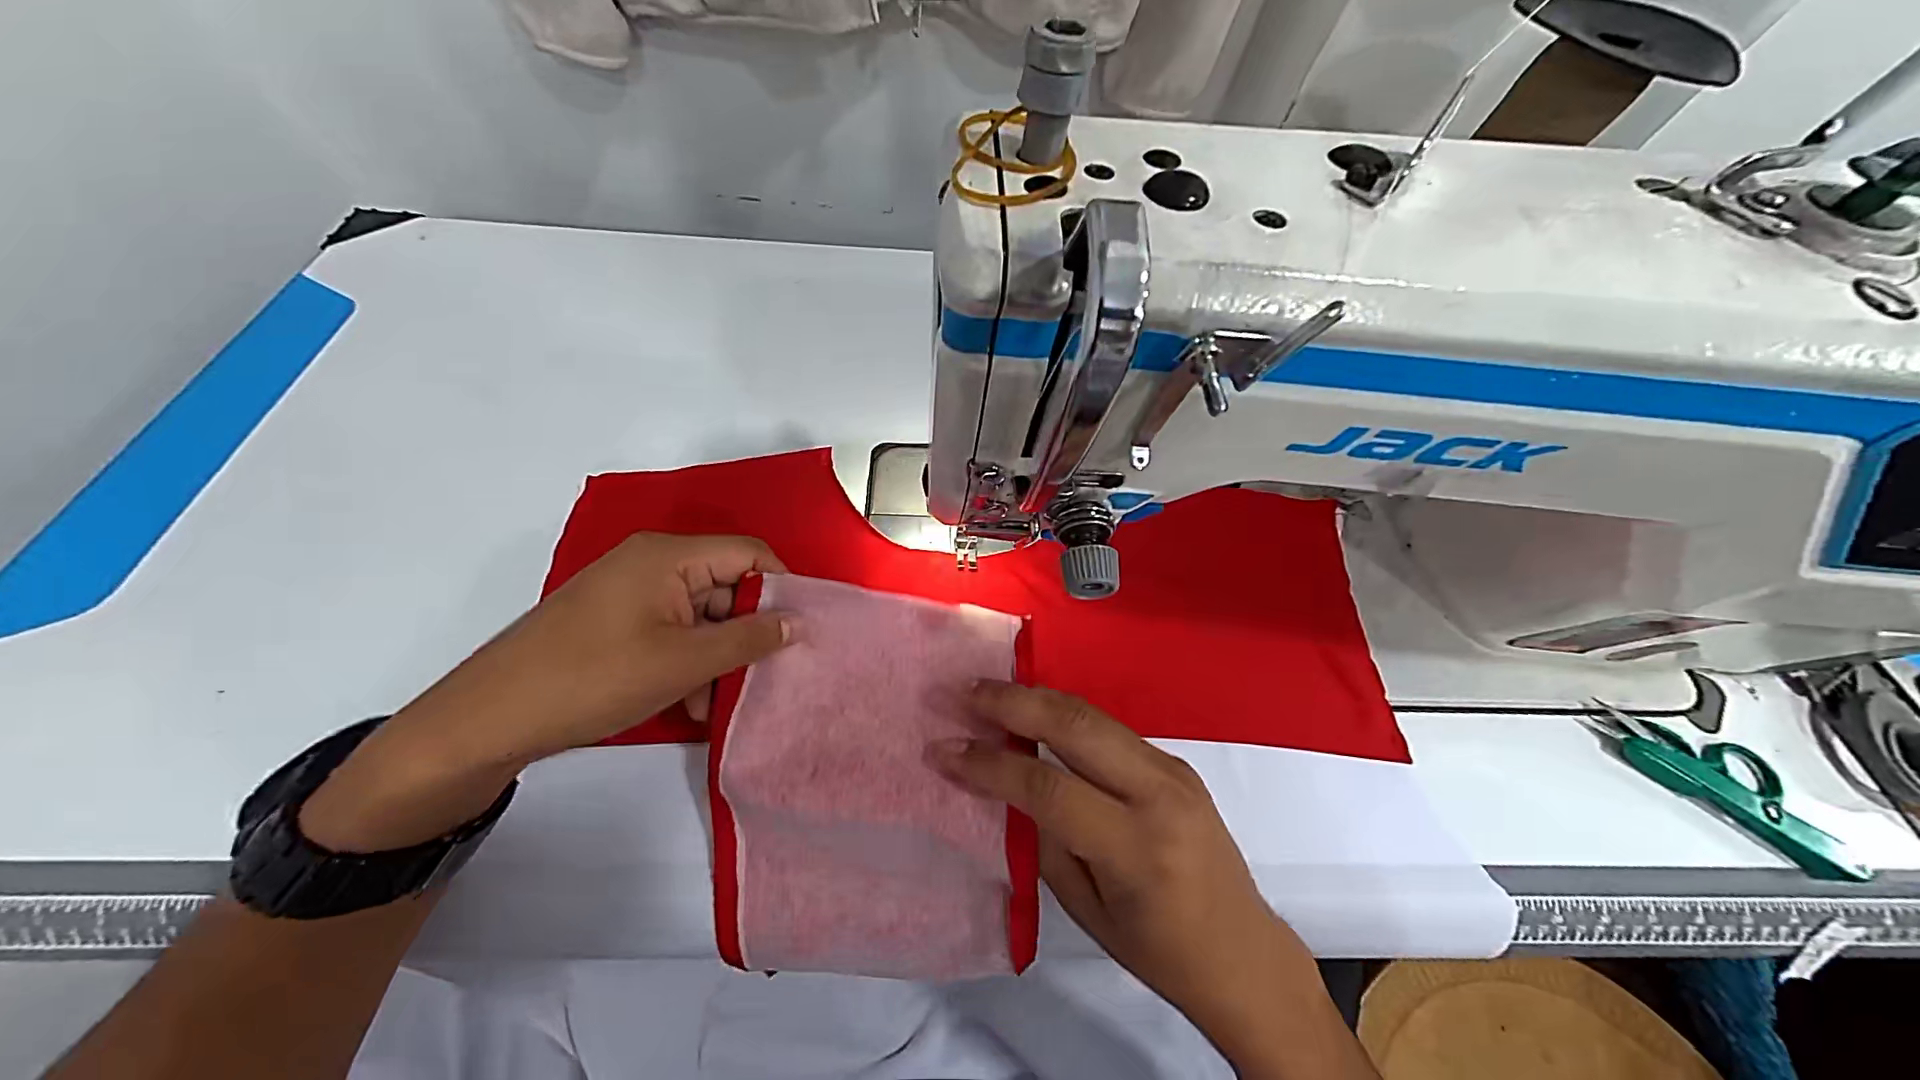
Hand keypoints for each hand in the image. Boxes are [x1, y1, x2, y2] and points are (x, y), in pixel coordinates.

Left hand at [301, 533, 790, 852]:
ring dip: (715, 654)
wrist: (490, 718)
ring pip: (700, 613)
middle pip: (726, 584)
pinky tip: (687, 702)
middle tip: (757, 676)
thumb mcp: (684, 662)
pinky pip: (671, 629)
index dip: (780, 588)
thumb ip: (748, 638)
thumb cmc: (595, 679)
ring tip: (714, 702)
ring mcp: (630, 590)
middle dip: (744, 631)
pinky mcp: (615, 618)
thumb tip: (797, 622)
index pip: (749, 553)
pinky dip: (686, 660)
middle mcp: (651, 561)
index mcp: (668, 555)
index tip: (797, 631)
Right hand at [930, 682, 1377, 1079]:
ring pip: (1093, 716)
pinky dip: (1065, 716)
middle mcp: (1160, 794)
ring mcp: (1173, 771)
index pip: (1049, 787)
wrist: (1244, 953)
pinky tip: (1035, 714)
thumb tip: (1004, 788)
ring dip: (1037, 699)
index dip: (990, 764)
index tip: (944, 748)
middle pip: (1076, 725)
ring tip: (989, 694)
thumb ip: (1043, 840)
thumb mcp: (1086, 908)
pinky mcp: (1176, 764)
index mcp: (1136, 846)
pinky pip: (1111, 730)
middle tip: (964, 691)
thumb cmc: (1159, 951)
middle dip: (1014, 701)